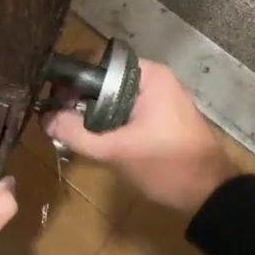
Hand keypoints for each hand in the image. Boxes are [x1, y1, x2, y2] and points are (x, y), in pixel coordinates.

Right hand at [44, 61, 239, 213]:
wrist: (210, 195)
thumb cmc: (167, 166)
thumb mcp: (116, 151)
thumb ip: (77, 134)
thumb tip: (44, 118)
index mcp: (148, 75)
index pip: (101, 58)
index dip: (74, 73)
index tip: (52, 93)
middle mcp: (154, 79)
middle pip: (105, 76)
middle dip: (79, 93)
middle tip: (55, 112)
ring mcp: (159, 98)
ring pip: (113, 94)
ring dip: (92, 108)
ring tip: (66, 124)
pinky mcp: (159, 116)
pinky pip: (125, 108)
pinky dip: (107, 118)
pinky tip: (90, 135)